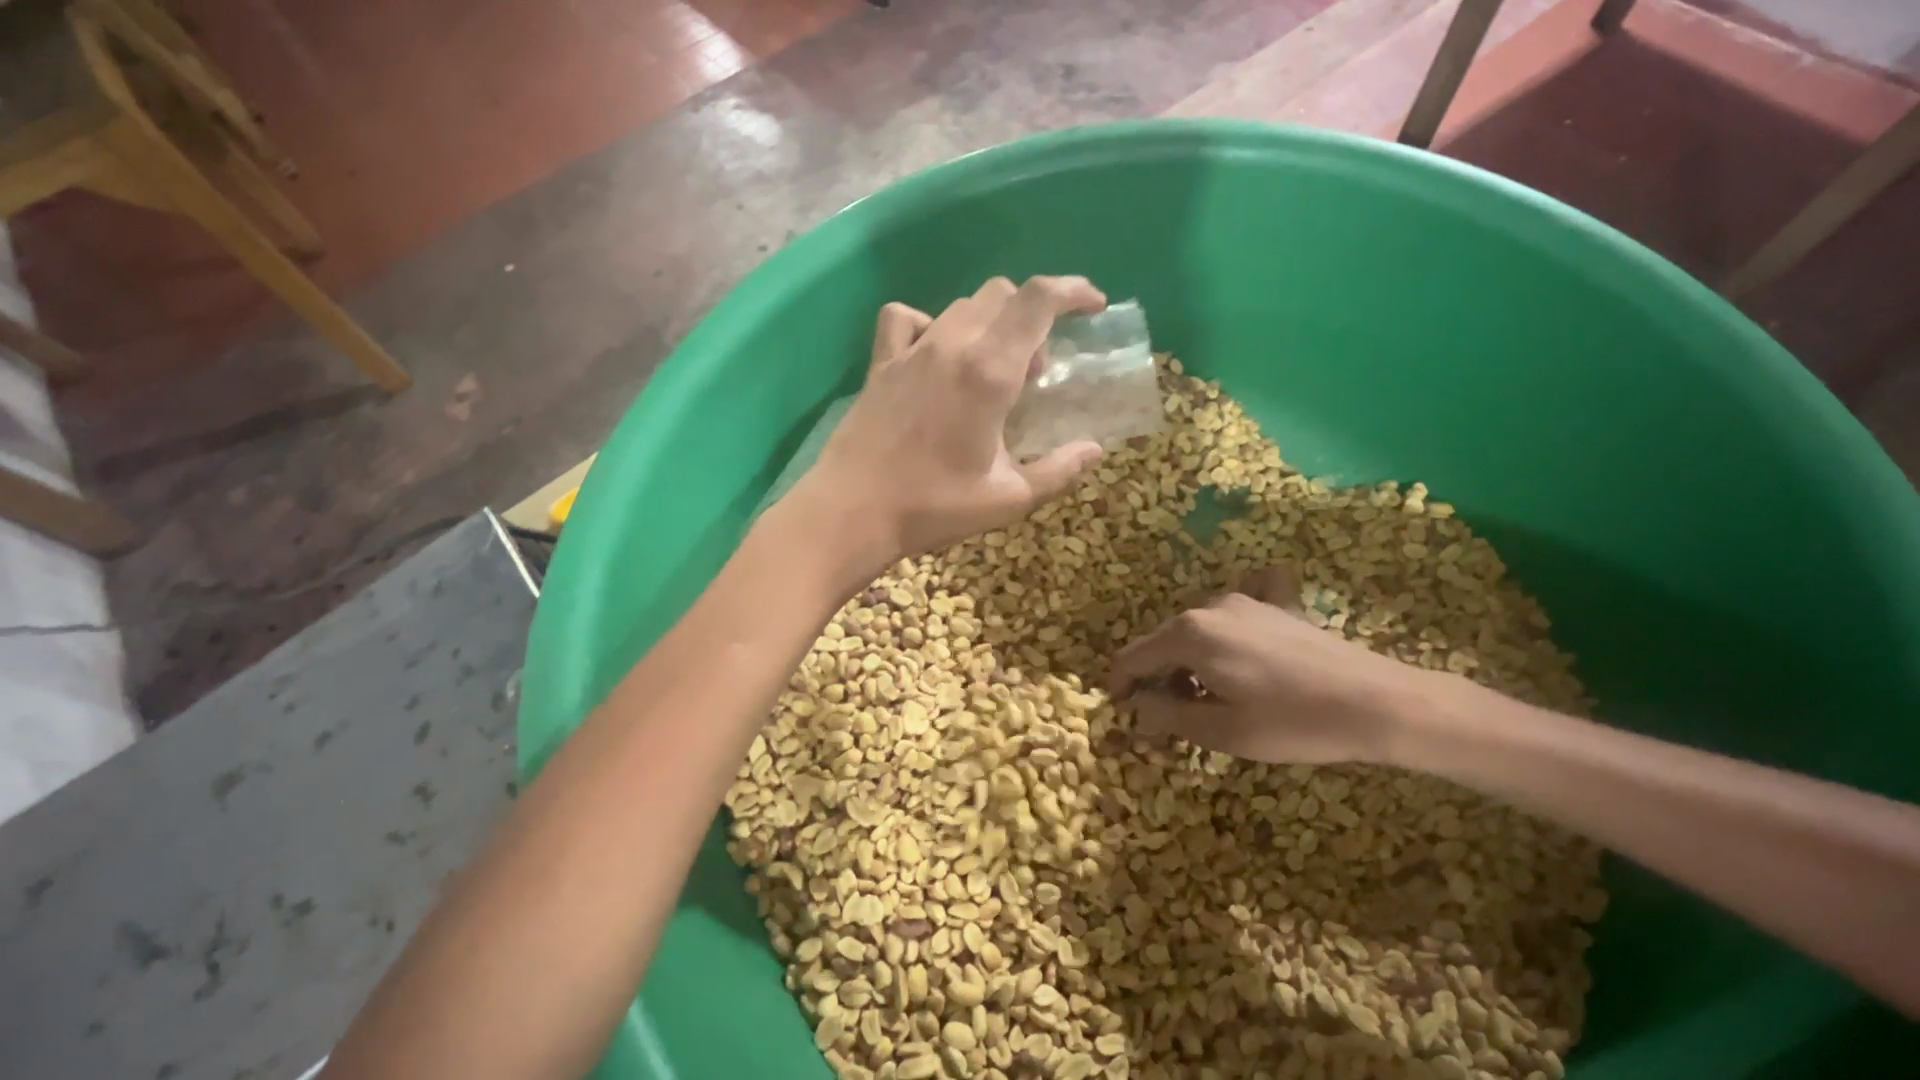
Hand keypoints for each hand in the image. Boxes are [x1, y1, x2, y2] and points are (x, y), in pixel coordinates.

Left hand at [799, 276, 1109, 563]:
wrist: (852, 511)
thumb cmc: (934, 506)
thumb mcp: (1008, 498)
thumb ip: (1058, 470)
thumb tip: (1094, 450)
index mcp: (990, 371)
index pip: (1038, 300)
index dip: (1073, 290)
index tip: (1094, 306)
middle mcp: (952, 345)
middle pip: (1003, 295)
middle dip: (1033, 318)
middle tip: (1035, 372)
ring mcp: (911, 350)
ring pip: (962, 305)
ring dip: (991, 323)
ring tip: (992, 371)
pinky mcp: (880, 363)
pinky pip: (906, 319)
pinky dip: (930, 324)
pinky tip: (936, 357)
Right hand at [1109, 567, 1433, 764]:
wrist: (1378, 702)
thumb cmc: (1293, 722)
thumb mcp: (1221, 730)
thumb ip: (1167, 714)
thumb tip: (1136, 705)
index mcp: (1190, 634)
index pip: (1132, 657)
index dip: (1122, 688)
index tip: (1126, 718)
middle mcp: (1210, 607)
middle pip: (1163, 643)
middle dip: (1157, 680)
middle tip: (1169, 724)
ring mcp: (1246, 602)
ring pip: (1196, 635)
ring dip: (1190, 667)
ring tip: (1209, 706)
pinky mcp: (1274, 608)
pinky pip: (1232, 624)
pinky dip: (1222, 646)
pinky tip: (1240, 667)